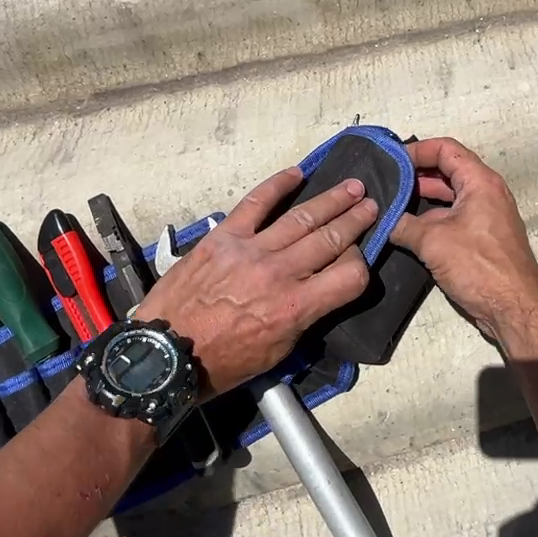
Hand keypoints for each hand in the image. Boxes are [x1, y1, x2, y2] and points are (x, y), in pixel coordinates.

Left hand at [136, 168, 374, 397]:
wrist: (165, 354)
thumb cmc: (222, 362)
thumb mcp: (277, 351)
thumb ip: (305, 316)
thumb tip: (320, 289)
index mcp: (296, 307)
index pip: (350, 276)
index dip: (362, 265)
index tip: (359, 259)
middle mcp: (280, 273)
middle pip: (331, 239)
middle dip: (357, 220)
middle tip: (372, 205)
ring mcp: (251, 250)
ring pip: (301, 217)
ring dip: (331, 200)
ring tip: (352, 187)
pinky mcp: (224, 236)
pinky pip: (256, 202)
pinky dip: (278, 185)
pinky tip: (297, 173)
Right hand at [387, 138, 537, 339]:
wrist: (513, 308)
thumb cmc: (479, 267)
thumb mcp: (433, 243)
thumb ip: (404, 226)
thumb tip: (384, 221)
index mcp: (481, 182)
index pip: (446, 150)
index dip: (417, 150)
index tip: (392, 159)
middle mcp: (487, 193)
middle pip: (448, 171)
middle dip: (416, 175)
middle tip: (386, 181)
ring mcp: (487, 216)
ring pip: (450, 197)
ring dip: (422, 199)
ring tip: (391, 204)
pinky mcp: (483, 237)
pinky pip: (454, 217)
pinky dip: (432, 218)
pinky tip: (408, 229)